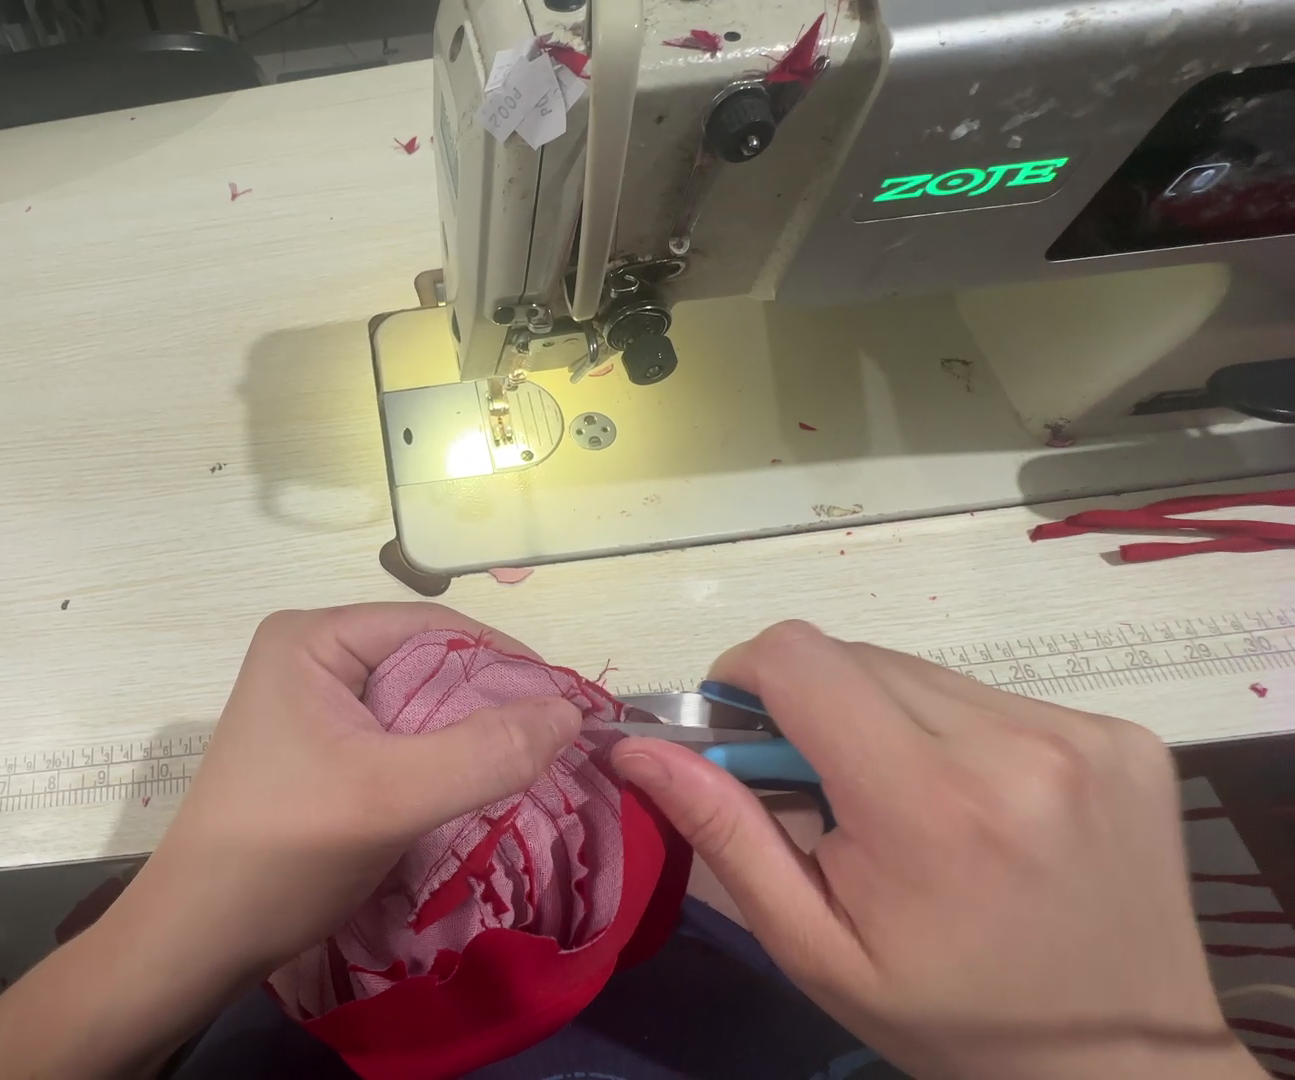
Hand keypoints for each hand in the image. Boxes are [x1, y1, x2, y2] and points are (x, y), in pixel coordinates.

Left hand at [0, 604, 578, 1079]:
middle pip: (425, 660)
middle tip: (556, 742)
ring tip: (528, 764)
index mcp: (313, 636)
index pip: (430, 625)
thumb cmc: (283, 851)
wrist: (199, 934)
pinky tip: (476, 783)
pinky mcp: (320, 741)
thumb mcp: (389, 797)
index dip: (504, 659)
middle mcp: (311, 653)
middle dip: (489, 700)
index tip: (567, 705)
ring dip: (468, 732)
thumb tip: (569, 711)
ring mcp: (313, 698)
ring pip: (416, 700)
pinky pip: (397, 732)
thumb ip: (483, 752)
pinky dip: (439, 755)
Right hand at [611, 621, 1259, 1079]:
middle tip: (811, 778)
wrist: (1127, 1068)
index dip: (744, 672)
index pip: (798, 658)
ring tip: (888, 790)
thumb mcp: (806, 940)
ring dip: (868, 710)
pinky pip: (971, 689)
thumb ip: (720, 829)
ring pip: (905, 667)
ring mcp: (1077, 733)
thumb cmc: (941, 1011)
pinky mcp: (1116, 734)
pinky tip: (957, 791)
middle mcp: (1012, 745)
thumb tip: (636, 747)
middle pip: (845, 655)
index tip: (739, 725)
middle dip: (802, 700)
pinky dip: (934, 723)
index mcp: (927, 803)